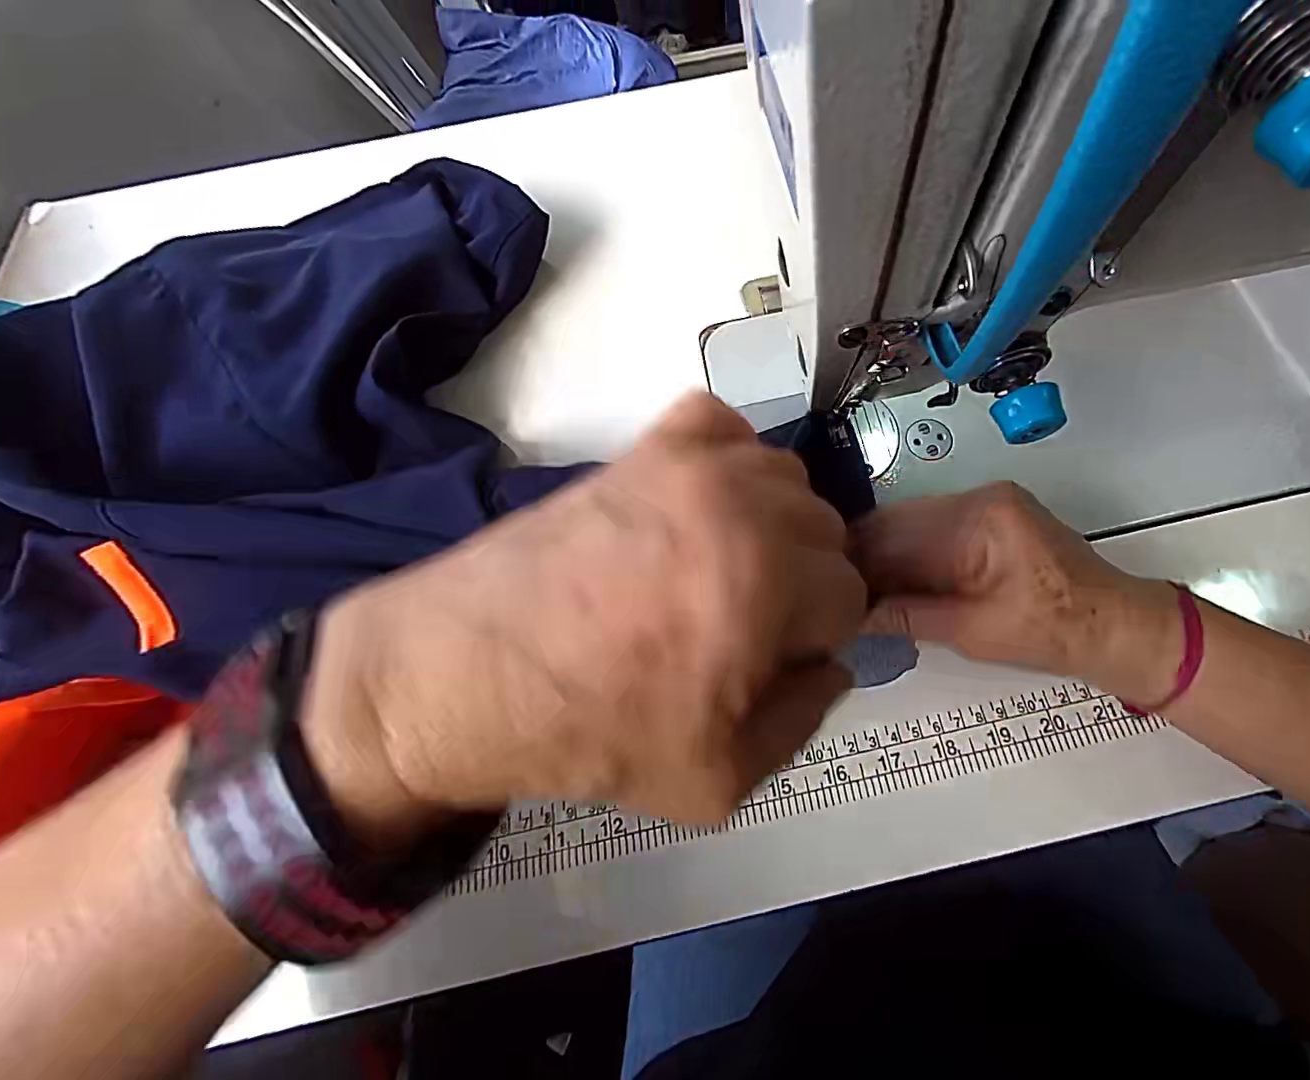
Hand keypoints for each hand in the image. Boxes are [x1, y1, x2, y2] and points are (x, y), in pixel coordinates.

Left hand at [301, 392, 866, 841]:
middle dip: (798, 581)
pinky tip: (694, 508)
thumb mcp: (718, 780)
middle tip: (741, 623)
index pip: (849, 594)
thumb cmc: (584, 735)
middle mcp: (735, 501)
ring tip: (712, 570)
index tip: (771, 661)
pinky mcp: (634, 449)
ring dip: (767, 525)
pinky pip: (716, 426)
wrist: (461, 673)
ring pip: (780, 479)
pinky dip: (724, 459)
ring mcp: (681, 463)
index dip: (813, 639)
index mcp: (766, 581)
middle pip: (823, 528)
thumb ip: (803, 719)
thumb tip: (829, 664)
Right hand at [851, 482, 1180, 704]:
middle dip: (862, 560)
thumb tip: (849, 615)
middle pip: (892, 522)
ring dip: (879, 558)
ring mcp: (980, 502)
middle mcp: (977, 497)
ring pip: (902, 524)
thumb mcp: (970, 631)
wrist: (1115, 626)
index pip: (892, 534)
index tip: (829, 592)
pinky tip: (889, 583)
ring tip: (860, 593)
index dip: (853, 564)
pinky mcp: (981, 514)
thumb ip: (904, 616)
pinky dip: (902, 556)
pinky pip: (924, 528)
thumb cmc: (1054, 633)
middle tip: (838, 596)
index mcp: (979, 519)